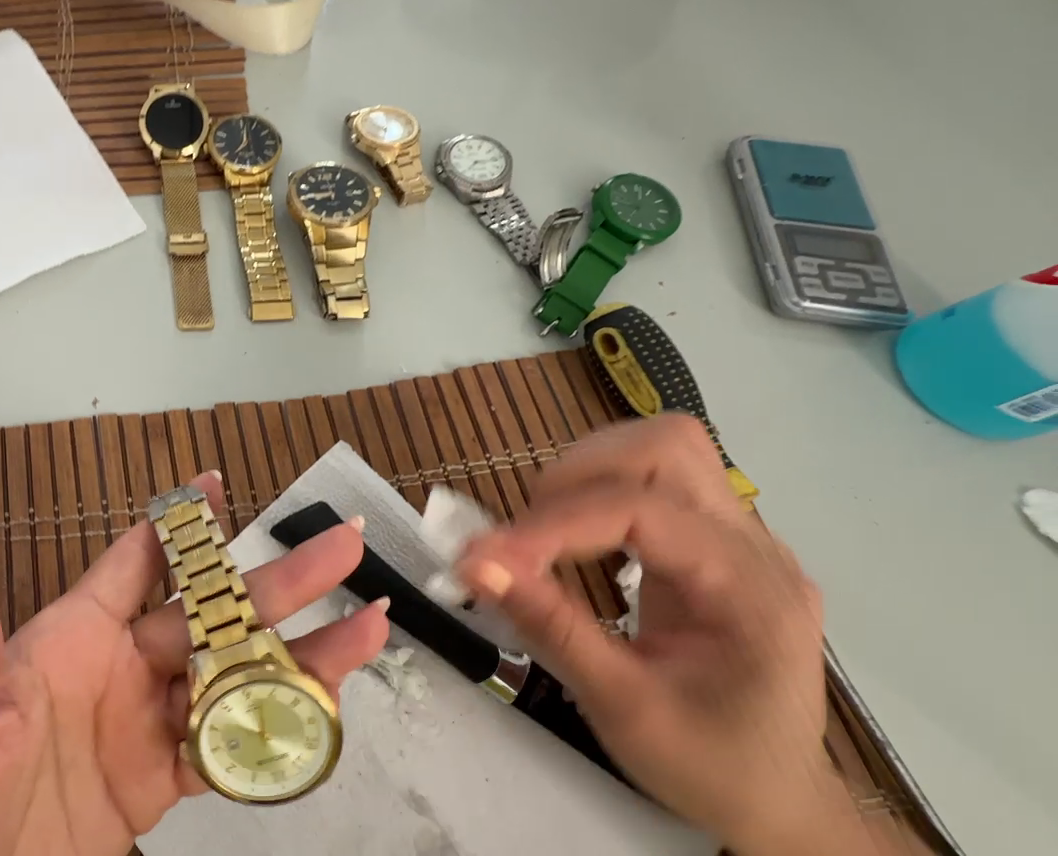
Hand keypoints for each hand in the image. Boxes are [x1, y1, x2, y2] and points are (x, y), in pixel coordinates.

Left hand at [0, 472, 389, 855]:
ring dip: (297, 653)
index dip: (179, 524)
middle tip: (336, 548)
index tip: (220, 483)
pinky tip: (322, 713)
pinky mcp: (152, 788)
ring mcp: (134, 730)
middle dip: (272, 583)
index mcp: (59, 645)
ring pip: (229, 677)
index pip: (130, 564)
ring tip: (363, 625)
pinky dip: (278, 733)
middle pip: (204, 615)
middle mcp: (107, 675)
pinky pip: (226, 752)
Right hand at [453, 416, 856, 853]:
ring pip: (659, 448)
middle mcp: (755, 546)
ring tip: (543, 533)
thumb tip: (474, 564)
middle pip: (666, 448)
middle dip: (578, 475)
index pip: (644, 511)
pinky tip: (573, 538)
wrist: (774, 800)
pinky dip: (596, 489)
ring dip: (586, 472)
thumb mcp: (623, 708)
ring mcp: (739, 537)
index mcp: (752, 592)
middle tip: (524, 536)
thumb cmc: (709, 766)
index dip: (554, 524)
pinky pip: (652, 477)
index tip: (482, 557)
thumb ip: (551, 627)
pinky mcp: (711, 539)